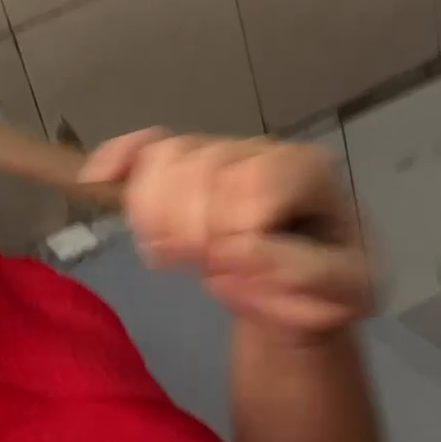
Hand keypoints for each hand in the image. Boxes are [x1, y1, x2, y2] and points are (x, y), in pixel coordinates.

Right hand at [80, 130, 372, 342]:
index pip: (252, 179)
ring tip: (166, 253)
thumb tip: (240, 248)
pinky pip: (145, 146)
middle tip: (196, 264)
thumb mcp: (343, 295)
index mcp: (307, 170)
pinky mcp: (184, 162)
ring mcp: (218, 151)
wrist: (294, 286)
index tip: (230, 266)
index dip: (231, 226)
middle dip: (189, 223)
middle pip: (202, 164)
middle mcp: (261, 148)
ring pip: (167, 156)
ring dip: (154, 210)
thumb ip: (306, 271)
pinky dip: (119, 158)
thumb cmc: (322, 289)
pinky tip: (98, 176)